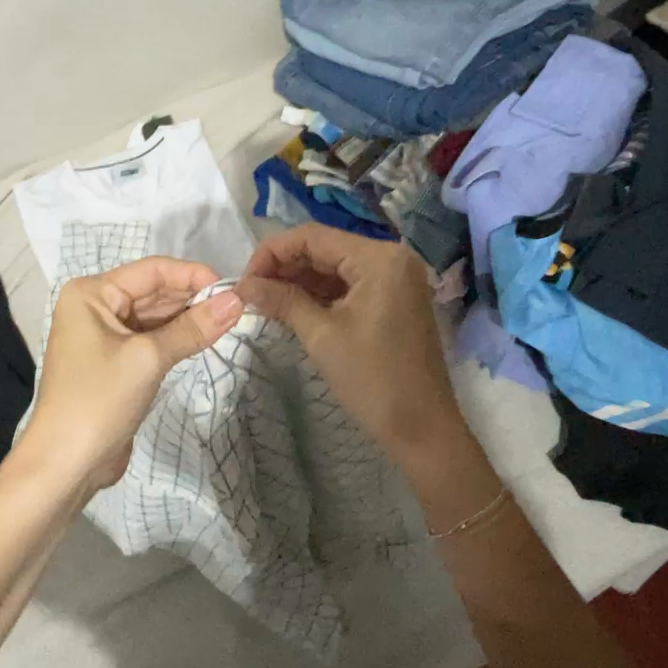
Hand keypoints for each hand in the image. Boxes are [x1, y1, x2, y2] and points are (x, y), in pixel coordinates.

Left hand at [20, 257, 243, 492]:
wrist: (66, 463)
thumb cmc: (100, 399)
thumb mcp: (149, 358)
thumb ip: (193, 328)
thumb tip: (237, 300)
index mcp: (92, 293)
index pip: (152, 270)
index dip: (193, 275)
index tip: (232, 288)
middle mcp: (95, 306)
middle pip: (153, 291)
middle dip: (192, 297)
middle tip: (237, 307)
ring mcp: (103, 335)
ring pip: (154, 316)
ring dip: (187, 318)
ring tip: (229, 321)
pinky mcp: (115, 362)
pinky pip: (150, 339)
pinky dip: (176, 338)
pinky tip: (204, 338)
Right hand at [235, 225, 463, 466]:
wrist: (423, 430)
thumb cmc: (373, 380)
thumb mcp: (322, 336)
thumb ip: (282, 300)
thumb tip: (244, 285)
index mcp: (379, 258)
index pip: (312, 237)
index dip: (272, 253)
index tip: (244, 281)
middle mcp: (391, 257)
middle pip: (324, 248)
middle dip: (284, 267)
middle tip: (251, 293)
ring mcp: (396, 278)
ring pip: (335, 266)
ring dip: (300, 280)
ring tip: (266, 301)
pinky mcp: (395, 298)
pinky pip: (350, 284)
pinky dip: (321, 293)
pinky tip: (293, 307)